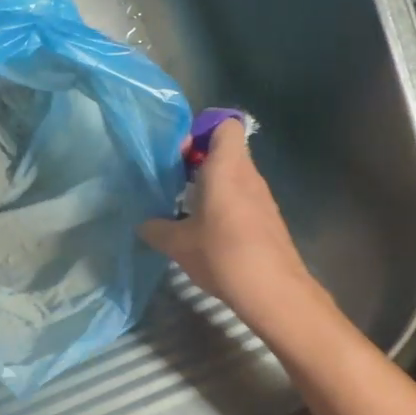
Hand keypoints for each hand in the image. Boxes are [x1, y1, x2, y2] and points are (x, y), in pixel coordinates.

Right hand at [139, 120, 332, 334]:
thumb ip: (157, 229)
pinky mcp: (268, 220)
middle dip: (200, 164)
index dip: (202, 133)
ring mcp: (262, 197)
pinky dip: (225, 208)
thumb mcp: (178, 244)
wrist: (271, 289)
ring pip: (235, 178)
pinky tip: (208, 235)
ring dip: (212, 188)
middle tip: (175, 186)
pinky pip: (243, 200)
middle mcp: (248, 174)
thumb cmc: (222, 253)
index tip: (180, 157)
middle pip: (227, 152)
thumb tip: (144, 225)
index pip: (224, 125)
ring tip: (187, 213)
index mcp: (227, 167)